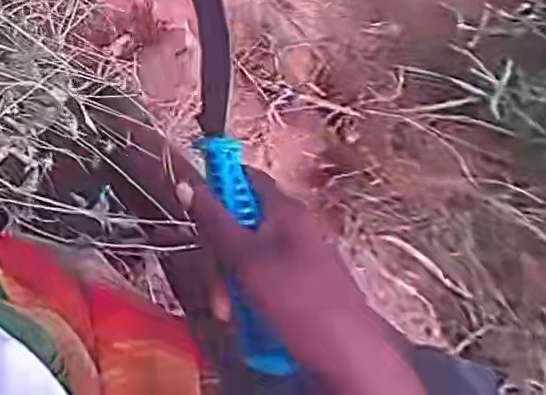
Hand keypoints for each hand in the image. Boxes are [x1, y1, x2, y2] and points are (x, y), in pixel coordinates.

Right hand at [176, 169, 424, 394]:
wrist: (359, 370)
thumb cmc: (301, 304)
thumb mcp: (244, 258)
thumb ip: (213, 219)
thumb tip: (186, 182)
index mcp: (285, 210)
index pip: (243, 174)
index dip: (216, 182)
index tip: (196, 203)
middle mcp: (295, 228)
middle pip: (241, 220)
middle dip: (219, 251)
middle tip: (215, 281)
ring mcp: (303, 259)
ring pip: (249, 253)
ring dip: (231, 279)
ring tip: (230, 311)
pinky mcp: (306, 288)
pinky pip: (266, 277)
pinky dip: (251, 293)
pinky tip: (249, 319)